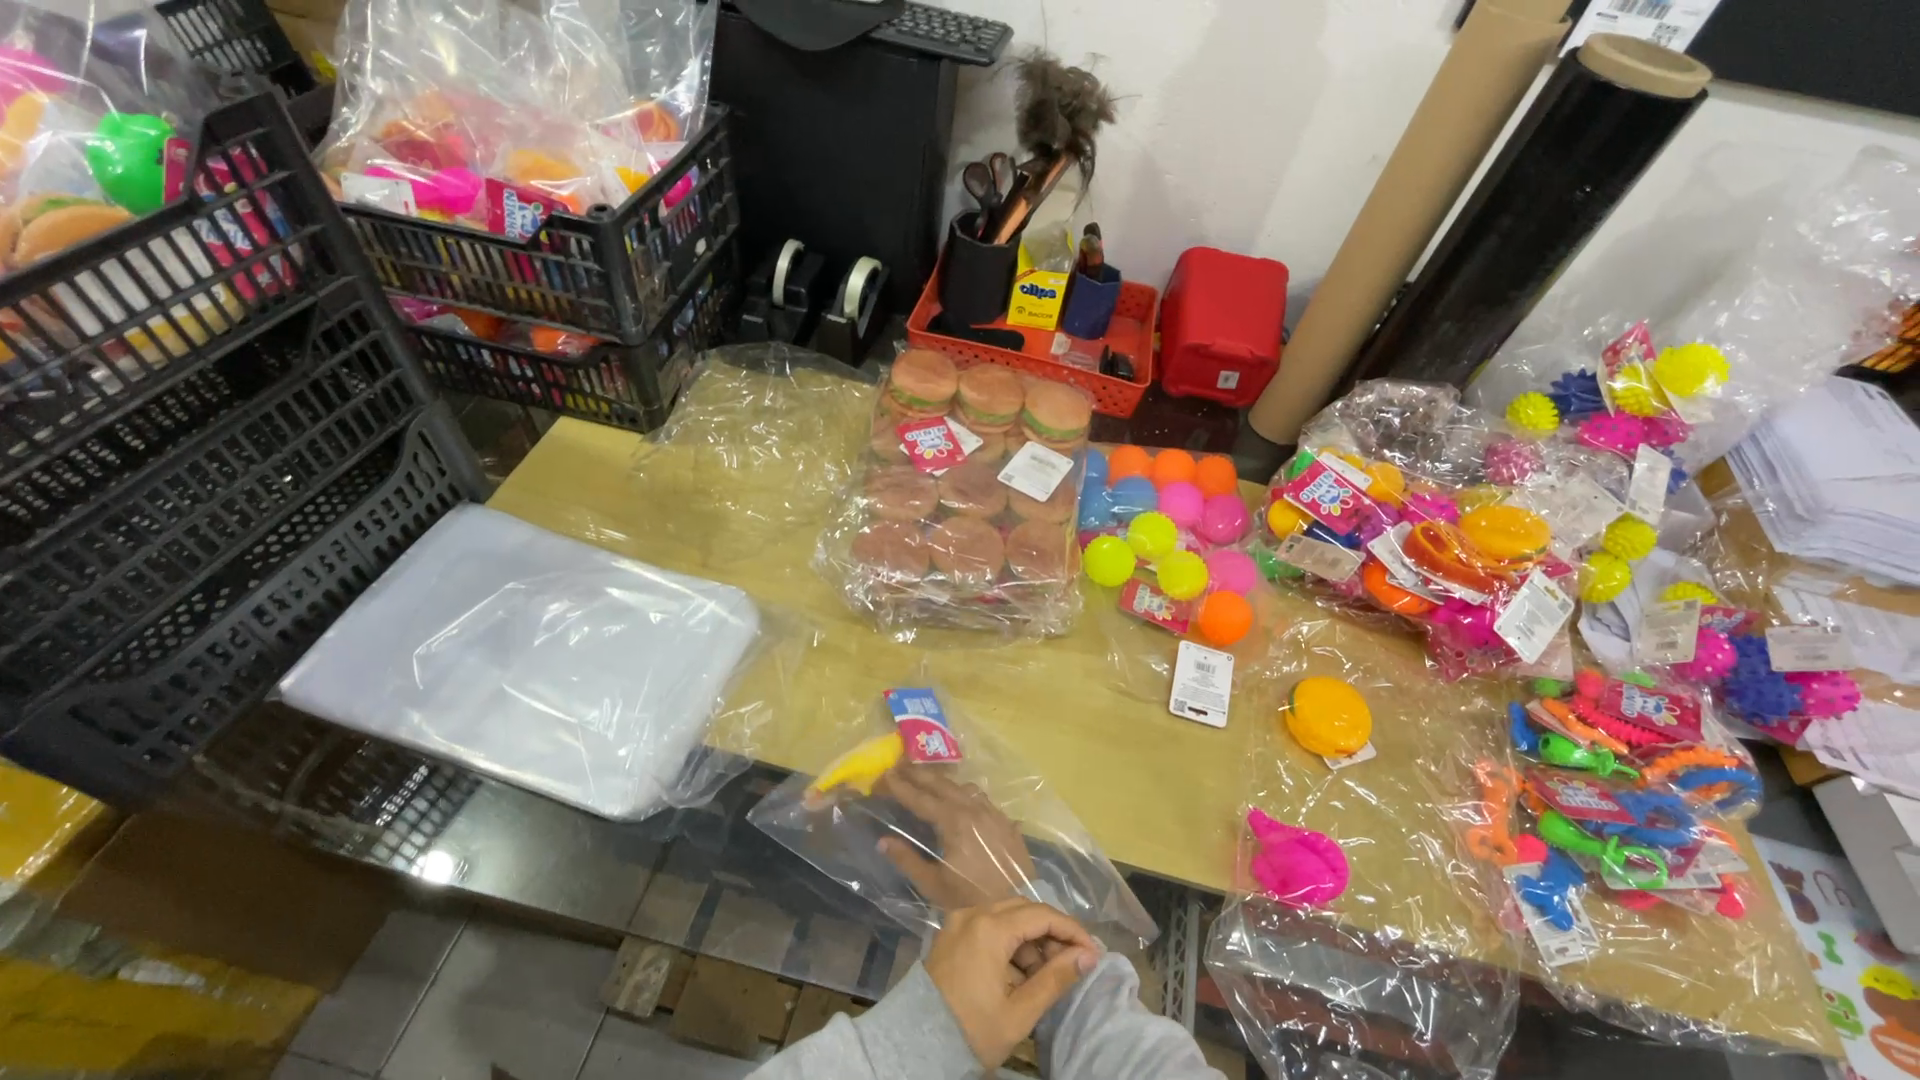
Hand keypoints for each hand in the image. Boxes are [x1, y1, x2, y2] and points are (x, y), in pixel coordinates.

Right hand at [875, 765, 1038, 910]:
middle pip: (942, 784)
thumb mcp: (933, 884)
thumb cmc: (970, 898)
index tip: (886, 775)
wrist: (1017, 904)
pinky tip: (960, 797)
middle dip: (919, 774)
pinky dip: (965, 793)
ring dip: (943, 781)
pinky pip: (982, 798)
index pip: (921, 799)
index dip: (901, 787)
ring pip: (964, 787)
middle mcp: (973, 809)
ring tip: (927, 779)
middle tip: (901, 766)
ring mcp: (992, 812)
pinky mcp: (1005, 821)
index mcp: (953, 822)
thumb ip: (907, 859)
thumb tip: (883, 841)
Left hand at [924, 899, 1098, 1068]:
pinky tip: (1018, 975)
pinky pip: (988, 927)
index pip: (1042, 915)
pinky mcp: (950, 935)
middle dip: (1051, 934)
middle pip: (1024, 910)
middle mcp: (972, 914)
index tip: (1092, 953)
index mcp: (989, 928)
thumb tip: (1088, 955)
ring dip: (1030, 940)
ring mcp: (958, 922)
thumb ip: (1055, 979)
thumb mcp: (1019, 1012)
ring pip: (1006, 917)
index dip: (1072, 930)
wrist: (918, 1047)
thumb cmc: (971, 1031)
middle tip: (1070, 964)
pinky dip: (1009, 944)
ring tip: (1044, 977)